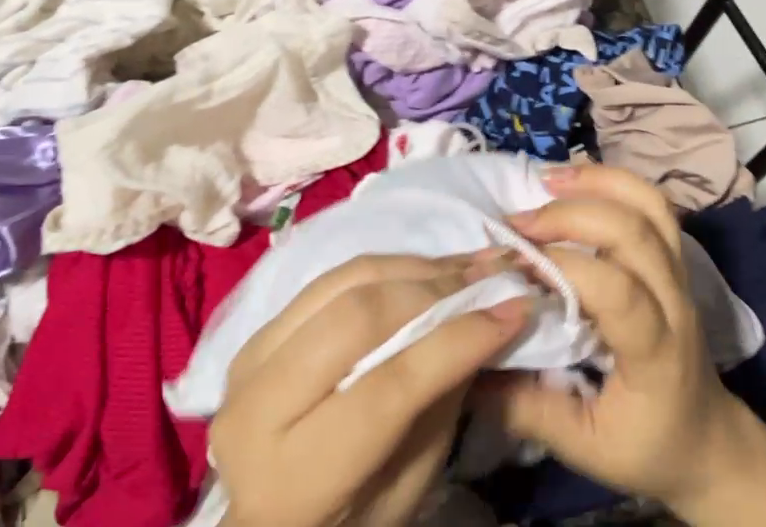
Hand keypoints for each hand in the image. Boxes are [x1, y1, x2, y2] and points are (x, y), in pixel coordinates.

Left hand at [209, 254, 529, 526]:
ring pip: (345, 283)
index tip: (517, 310)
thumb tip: (491, 321)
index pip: (386, 386)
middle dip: (438, 290)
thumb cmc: (351, 518)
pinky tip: (431, 267)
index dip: (457, 340)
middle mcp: (257, 409)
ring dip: (418, 267)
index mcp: (296, 476)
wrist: (268, 519)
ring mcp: (248, 359)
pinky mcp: (256, 331)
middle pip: (358, 318)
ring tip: (472, 264)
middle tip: (496, 277)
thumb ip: (442, 403)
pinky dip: (389, 267)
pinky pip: (331, 278)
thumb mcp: (408, 486)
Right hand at [481, 164, 758, 510]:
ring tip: (548, 179)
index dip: (565, 267)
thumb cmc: (646, 447)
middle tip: (518, 224)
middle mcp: (674, 301)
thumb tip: (467, 368)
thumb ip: (527, 409)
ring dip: (599, 182)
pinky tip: (575, 183)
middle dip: (572, 215)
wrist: (707, 441)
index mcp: (655, 351)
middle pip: (636, 232)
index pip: (619, 290)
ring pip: (653, 207)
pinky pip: (654, 207)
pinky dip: (615, 183)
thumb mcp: (584, 447)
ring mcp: (679, 275)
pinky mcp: (674, 263)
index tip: (513, 267)